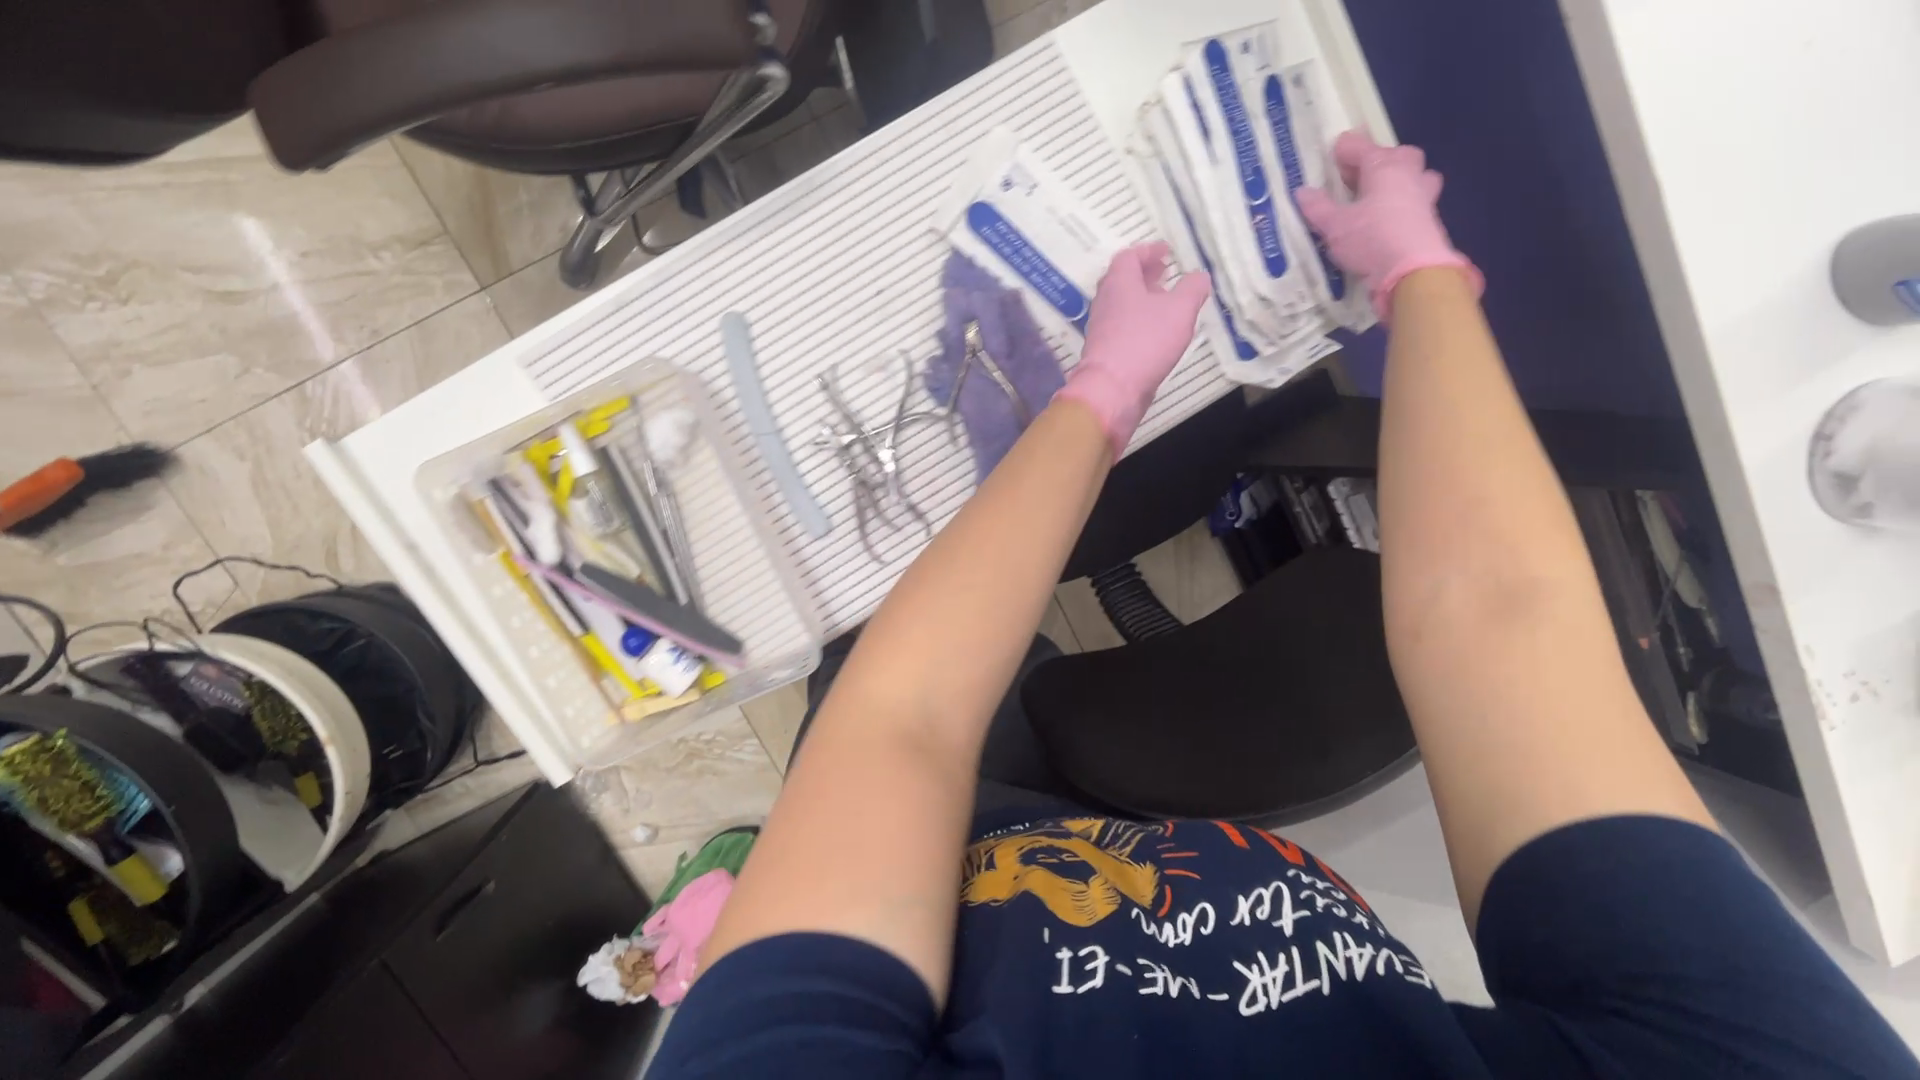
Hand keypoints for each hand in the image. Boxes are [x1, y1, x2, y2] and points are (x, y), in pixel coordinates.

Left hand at [1053, 242, 1210, 459]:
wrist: (1111, 390)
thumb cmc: (1145, 342)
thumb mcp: (1179, 310)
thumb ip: (1193, 289)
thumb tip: (1199, 276)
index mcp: (1119, 283)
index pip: (1129, 256)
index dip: (1148, 251)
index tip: (1166, 252)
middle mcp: (1105, 302)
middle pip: (1123, 280)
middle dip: (1145, 274)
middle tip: (1166, 273)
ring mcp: (1102, 328)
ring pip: (1122, 305)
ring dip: (1142, 299)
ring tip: (1166, 303)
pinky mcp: (1105, 351)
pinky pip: (1122, 327)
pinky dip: (1139, 321)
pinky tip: (1156, 333)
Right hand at [1295, 132, 1481, 320]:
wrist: (1413, 272)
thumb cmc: (1371, 239)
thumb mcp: (1334, 226)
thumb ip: (1318, 208)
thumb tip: (1302, 192)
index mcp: (1384, 167)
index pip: (1362, 147)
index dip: (1345, 149)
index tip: (1333, 152)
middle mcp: (1408, 175)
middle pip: (1397, 156)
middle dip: (1379, 160)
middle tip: (1358, 177)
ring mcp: (1424, 197)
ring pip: (1414, 177)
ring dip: (1398, 181)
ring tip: (1378, 197)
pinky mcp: (1429, 221)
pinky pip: (1416, 202)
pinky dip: (1402, 206)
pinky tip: (1387, 221)